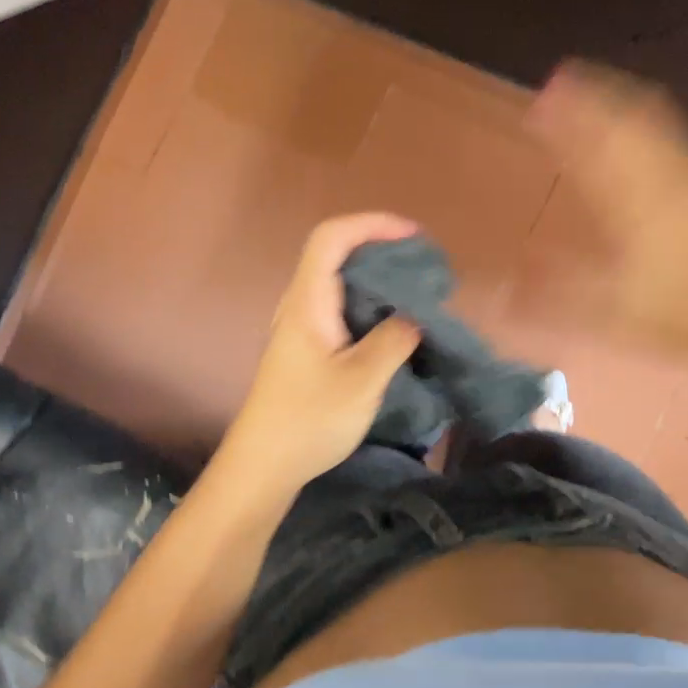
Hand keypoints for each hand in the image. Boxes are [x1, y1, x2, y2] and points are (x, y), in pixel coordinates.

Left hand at [211, 213, 424, 494]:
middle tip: (423, 268)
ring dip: (375, 281)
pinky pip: (338, 310)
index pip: (330, 237)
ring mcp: (298, 328)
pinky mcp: (304, 350)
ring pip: (337, 285)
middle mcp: (298, 305)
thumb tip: (415, 317)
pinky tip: (392, 329)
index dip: (371, 224)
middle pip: (334, 255)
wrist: (264, 463)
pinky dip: (368, 306)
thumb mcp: (362, 380)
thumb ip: (393, 340)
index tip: (412, 236)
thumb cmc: (309, 418)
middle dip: (380, 250)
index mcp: (307, 302)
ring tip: (416, 295)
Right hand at [526, 60, 687, 357]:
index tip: (543, 94)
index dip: (572, 116)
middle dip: (598, 99)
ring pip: (659, 132)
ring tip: (597, 96)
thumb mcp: (602, 315)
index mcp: (640, 202)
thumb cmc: (678, 318)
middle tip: (565, 81)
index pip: (602, 144)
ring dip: (624, 110)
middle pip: (635, 124)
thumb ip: (541, 300)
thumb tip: (485, 292)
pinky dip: (652, 133)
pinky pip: (678, 150)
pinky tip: (642, 142)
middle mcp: (669, 183)